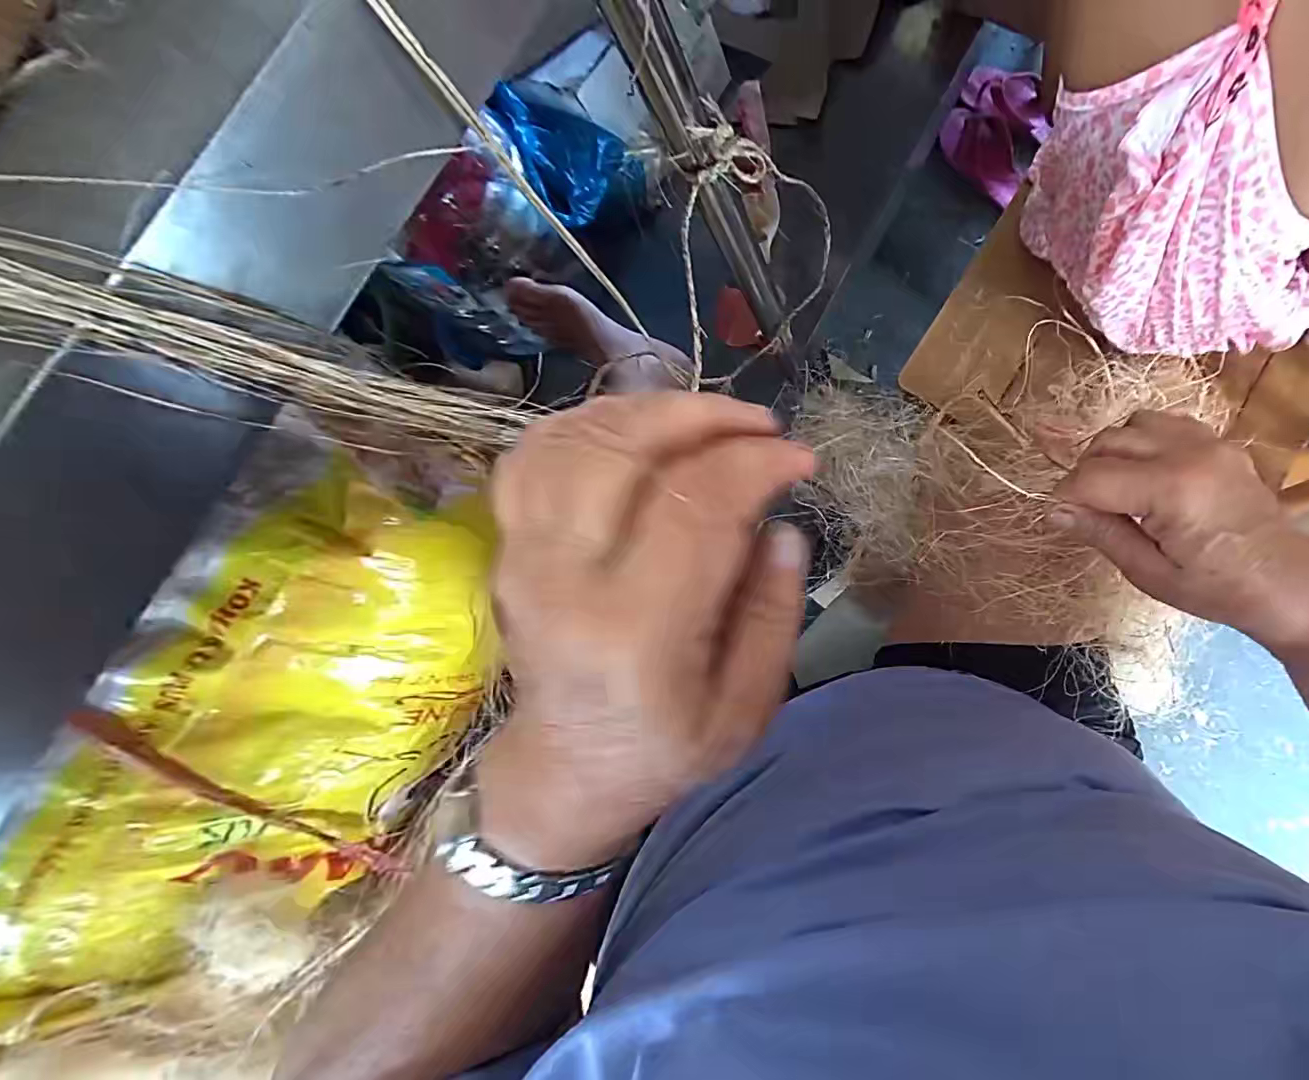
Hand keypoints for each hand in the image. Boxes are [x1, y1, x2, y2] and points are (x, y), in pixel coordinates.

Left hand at [478, 393, 814, 867]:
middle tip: (761, 425)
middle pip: (624, 453)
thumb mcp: (748, 705)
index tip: (800, 461)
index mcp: (637, 632)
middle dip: (705, 417)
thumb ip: (774, 613)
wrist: (567, 773)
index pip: (697, 508)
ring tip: (711, 418)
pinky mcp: (508, 545)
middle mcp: (566, 582)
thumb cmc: (667, 747)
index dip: (756, 464)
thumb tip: (782, 527)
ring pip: (575, 440)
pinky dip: (595, 421)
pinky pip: (537, 452)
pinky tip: (644, 428)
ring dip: (652, 409)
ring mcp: (523, 557)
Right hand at [1048, 412, 1308, 650]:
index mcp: (1171, 490)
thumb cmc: (1218, 590)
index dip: (1066, 497)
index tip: (1063, 519)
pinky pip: (1164, 423)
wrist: (1288, 583)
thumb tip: (1055, 511)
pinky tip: (1146, 472)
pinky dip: (1142, 441)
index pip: (1091, 477)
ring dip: (1112, 452)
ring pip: (1132, 424)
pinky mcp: (1218, 441)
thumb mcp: (1150, 573)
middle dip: (1085, 474)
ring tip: (1116, 488)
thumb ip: (1102, 533)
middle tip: (1089, 510)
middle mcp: (1188, 452)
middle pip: (1107, 442)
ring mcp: (1207, 441)